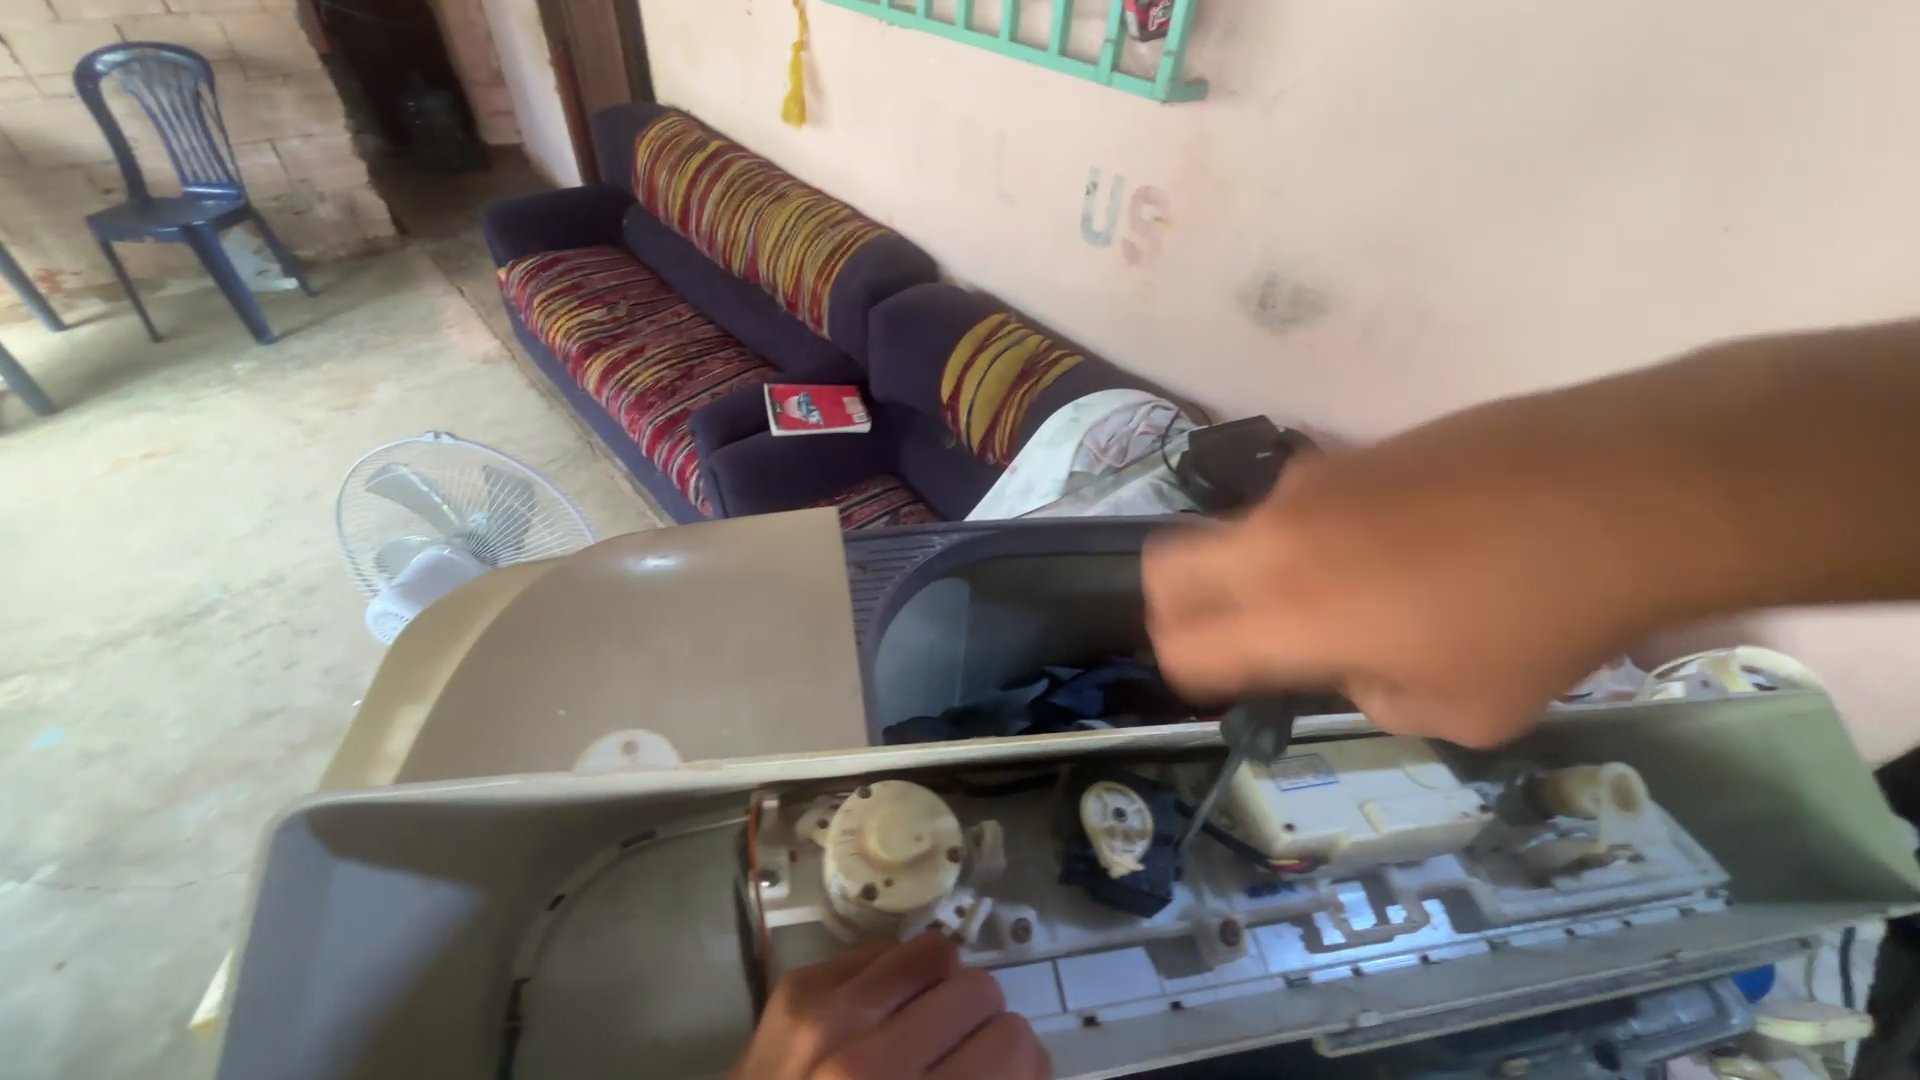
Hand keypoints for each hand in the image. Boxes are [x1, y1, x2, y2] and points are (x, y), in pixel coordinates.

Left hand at [731, 932, 1049, 1079]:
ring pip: (935, 952)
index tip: (1010, 1072)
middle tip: (964, 1049)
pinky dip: (893, 980)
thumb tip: (1026, 1059)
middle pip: (980, 991)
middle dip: (984, 1022)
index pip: (1014, 1045)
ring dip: (943, 987)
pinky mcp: (798, 989)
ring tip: (927, 1017)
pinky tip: (880, 1014)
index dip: (1023, 1061)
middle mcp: (868, 1064)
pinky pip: (881, 950)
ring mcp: (826, 1016)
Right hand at [1144, 397, 1670, 747]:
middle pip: (1167, 566)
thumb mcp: (1463, 710)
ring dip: (1258, 565)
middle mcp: (1273, 542)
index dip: (1187, 668)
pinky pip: (1303, 504)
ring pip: (1238, 531)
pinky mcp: (1349, 452)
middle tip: (1224, 626)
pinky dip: (1318, 532)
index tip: (1218, 676)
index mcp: (1287, 617)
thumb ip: (1375, 697)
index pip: (1183, 645)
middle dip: (1177, 604)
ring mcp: (1307, 487)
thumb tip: (1359, 663)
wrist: (1620, 490)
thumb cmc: (1538, 620)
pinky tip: (1400, 542)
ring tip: (1347, 585)